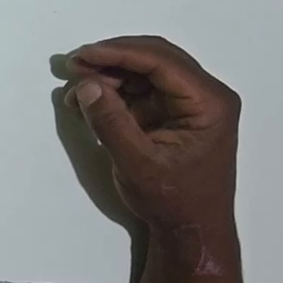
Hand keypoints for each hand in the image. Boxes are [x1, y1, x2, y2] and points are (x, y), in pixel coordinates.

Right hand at [64, 36, 239, 230]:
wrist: (189, 229)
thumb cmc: (173, 201)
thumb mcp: (137, 164)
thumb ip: (111, 123)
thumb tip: (86, 86)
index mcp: (209, 102)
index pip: (162, 62)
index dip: (119, 53)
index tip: (82, 56)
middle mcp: (203, 95)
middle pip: (154, 58)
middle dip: (112, 58)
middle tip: (73, 65)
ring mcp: (186, 103)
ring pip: (144, 71)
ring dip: (109, 75)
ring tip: (76, 90)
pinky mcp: (169, 113)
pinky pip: (138, 89)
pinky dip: (112, 91)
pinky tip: (87, 102)